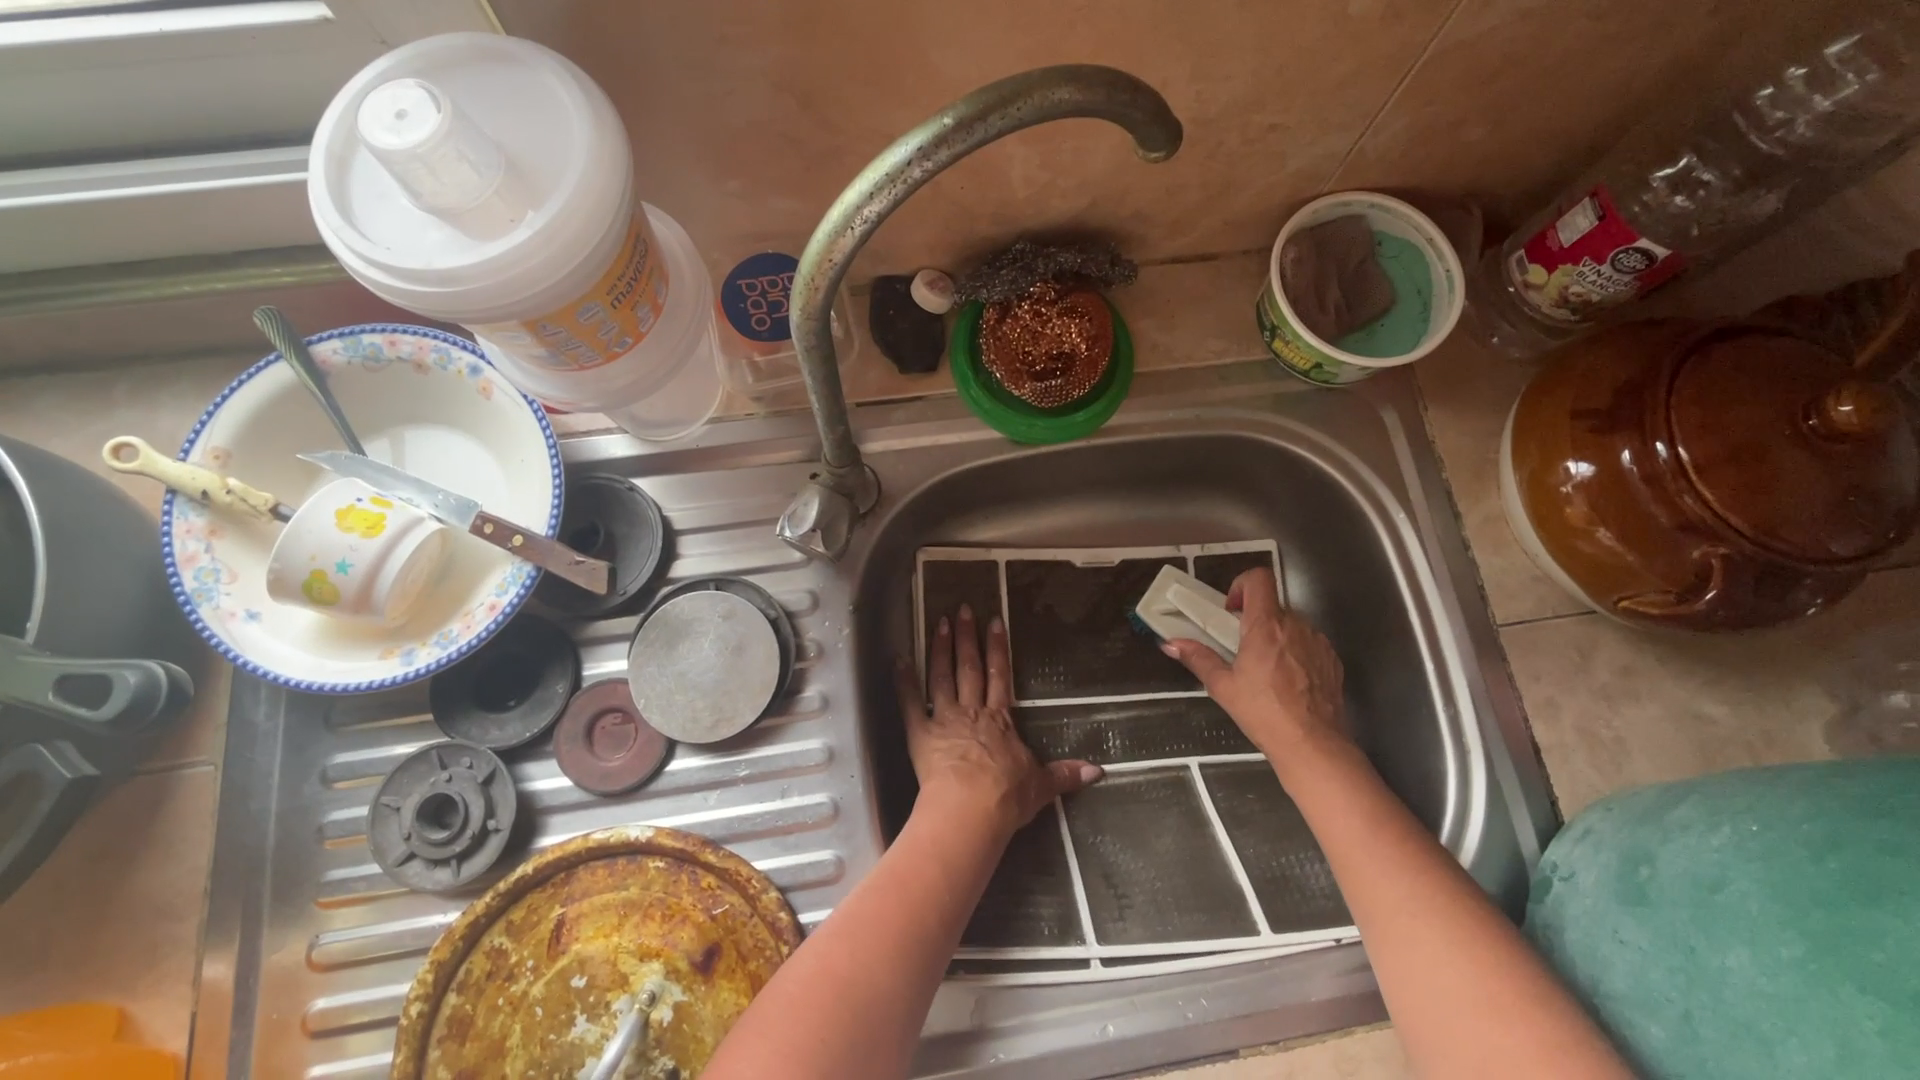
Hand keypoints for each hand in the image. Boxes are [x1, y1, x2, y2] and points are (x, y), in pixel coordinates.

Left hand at [895, 604, 1102, 837]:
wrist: (970, 809)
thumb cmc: (1006, 797)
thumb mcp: (1041, 786)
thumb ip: (1065, 774)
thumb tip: (1098, 771)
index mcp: (1000, 720)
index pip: (1000, 675)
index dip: (998, 648)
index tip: (995, 621)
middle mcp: (972, 712)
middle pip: (969, 668)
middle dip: (967, 638)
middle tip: (963, 609)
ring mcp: (944, 720)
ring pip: (942, 677)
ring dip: (940, 649)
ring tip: (939, 623)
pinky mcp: (920, 734)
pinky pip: (910, 704)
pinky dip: (904, 682)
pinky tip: (898, 660)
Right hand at [1161, 567, 1347, 760]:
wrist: (1313, 744)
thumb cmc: (1263, 713)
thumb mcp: (1223, 686)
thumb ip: (1198, 658)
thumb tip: (1170, 643)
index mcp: (1266, 626)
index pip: (1259, 578)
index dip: (1241, 585)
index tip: (1231, 611)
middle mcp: (1296, 626)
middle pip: (1272, 606)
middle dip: (1254, 621)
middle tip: (1241, 649)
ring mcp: (1318, 642)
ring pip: (1292, 626)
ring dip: (1276, 638)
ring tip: (1265, 671)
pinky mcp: (1332, 660)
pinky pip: (1309, 644)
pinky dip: (1296, 654)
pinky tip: (1289, 684)